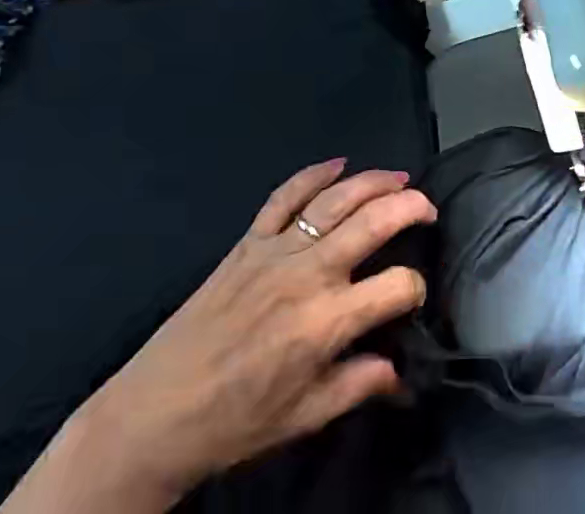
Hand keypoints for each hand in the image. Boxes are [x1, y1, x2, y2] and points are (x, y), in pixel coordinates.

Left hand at [0, 159, 435, 513]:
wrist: (156, 412)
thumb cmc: (235, 421)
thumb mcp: (305, 416)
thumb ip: (358, 384)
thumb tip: (397, 370)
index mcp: (327, 323)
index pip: (396, 287)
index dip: (415, 288)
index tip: (412, 296)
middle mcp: (307, 275)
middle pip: (372, 223)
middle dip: (409, 207)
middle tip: (428, 205)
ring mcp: (275, 251)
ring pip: (334, 201)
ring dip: (372, 182)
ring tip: (398, 177)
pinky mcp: (247, 242)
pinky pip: (284, 197)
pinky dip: (312, 175)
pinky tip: (336, 164)